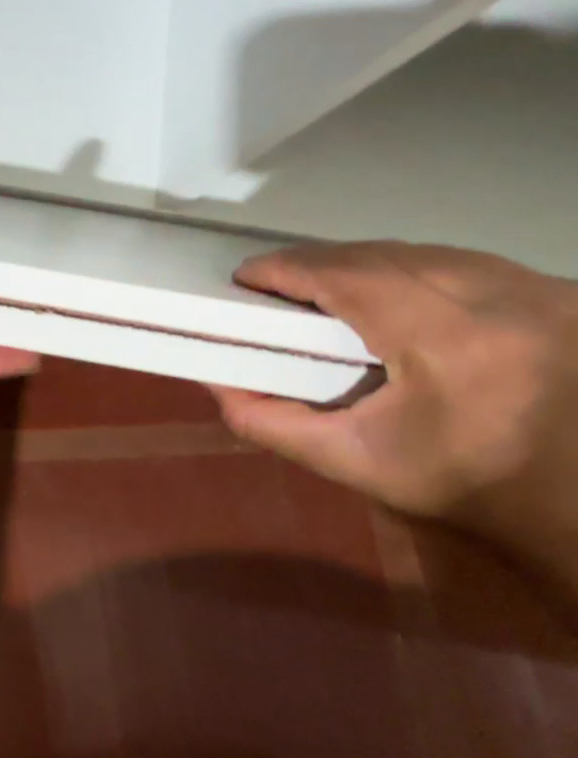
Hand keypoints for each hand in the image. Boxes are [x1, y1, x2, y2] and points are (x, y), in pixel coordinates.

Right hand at [212, 241, 577, 579]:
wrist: (576, 504)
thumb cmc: (460, 485)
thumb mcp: (348, 460)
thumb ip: (269, 421)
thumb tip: (216, 381)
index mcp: (454, 345)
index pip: (356, 279)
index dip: (293, 270)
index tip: (246, 276)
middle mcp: (510, 303)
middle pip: (391, 256)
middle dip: (323, 263)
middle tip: (272, 283)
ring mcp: (550, 293)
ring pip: (434, 253)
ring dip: (369, 262)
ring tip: (321, 286)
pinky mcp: (567, 295)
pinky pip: (472, 264)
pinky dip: (417, 268)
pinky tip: (388, 291)